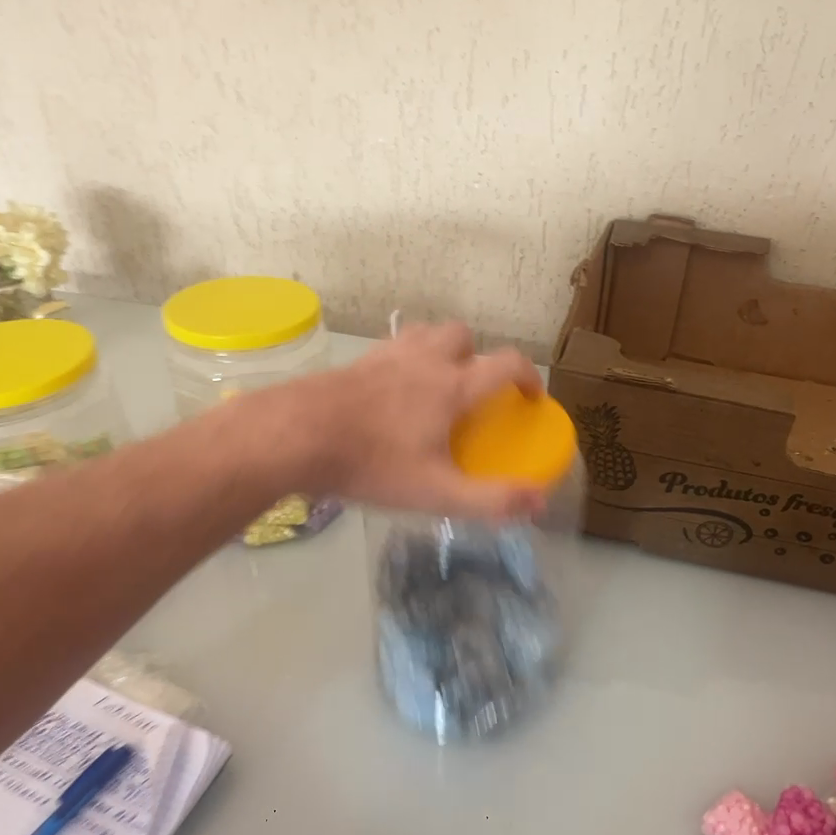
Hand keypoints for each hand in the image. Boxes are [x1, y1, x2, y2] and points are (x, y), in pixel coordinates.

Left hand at [284, 321, 547, 520]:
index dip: (528, 376)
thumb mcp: (436, 492)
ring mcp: (387, 356)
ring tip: (435, 384)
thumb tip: (539, 501)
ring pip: (425, 333)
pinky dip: (405, 359)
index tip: (531, 397)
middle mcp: (424, 360)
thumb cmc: (371, 463)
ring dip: (440, 350)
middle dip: (477, 356)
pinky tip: (392, 391)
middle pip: (462, 335)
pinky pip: (392, 347)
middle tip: (472, 390)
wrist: (296, 435)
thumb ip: (491, 499)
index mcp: (452, 386)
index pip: (506, 364)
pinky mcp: (356, 362)